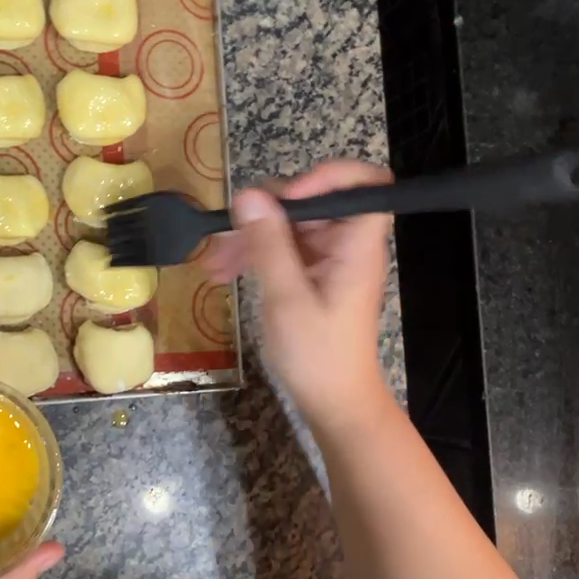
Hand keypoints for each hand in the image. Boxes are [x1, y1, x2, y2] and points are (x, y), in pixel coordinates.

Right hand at [205, 159, 394, 435]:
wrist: (332, 402)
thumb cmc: (318, 355)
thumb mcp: (287, 298)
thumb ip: (268, 244)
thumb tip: (249, 195)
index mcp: (356, 244)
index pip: (364, 183)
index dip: (326, 177)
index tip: (286, 197)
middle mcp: (346, 244)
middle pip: (313, 201)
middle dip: (267, 213)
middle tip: (228, 234)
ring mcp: (329, 259)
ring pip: (290, 226)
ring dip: (251, 238)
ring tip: (215, 263)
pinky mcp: (312, 275)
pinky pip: (283, 250)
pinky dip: (255, 256)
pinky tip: (224, 273)